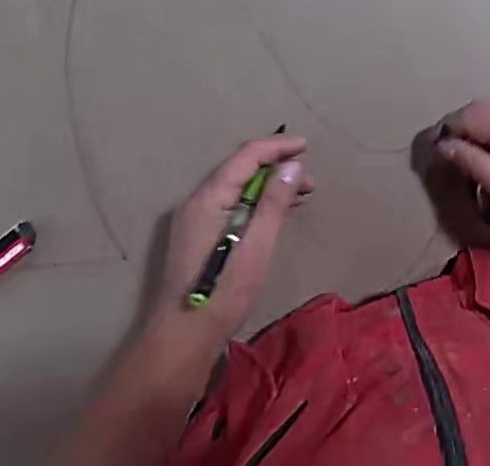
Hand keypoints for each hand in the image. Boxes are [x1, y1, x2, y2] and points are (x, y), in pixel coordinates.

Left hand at [143, 135, 312, 350]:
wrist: (180, 342)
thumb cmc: (222, 294)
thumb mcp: (256, 246)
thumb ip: (273, 202)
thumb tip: (292, 165)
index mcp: (208, 196)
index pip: (246, 156)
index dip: (276, 147)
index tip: (305, 146)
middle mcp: (196, 200)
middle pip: (239, 170)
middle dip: (275, 168)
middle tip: (309, 182)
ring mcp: (192, 219)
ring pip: (235, 189)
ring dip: (266, 188)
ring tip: (298, 197)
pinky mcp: (195, 237)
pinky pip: (229, 206)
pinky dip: (253, 204)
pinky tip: (272, 215)